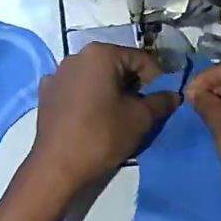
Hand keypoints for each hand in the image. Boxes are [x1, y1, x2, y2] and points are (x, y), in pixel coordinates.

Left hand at [28, 43, 180, 191]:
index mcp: (100, 54)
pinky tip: (93, 119)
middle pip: (116, 66)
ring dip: (111, 91)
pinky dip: (88, 98)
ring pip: (95, 77)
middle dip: (133, 85)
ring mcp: (57, 74)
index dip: (157, 79)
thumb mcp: (140, 118)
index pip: (140, 59)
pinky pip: (76, 90)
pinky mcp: (46, 94)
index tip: (163, 100)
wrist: (57, 167)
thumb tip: (174, 95)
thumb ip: (161, 101)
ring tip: (119, 116)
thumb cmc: (102, 135)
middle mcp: (75, 56)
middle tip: (143, 110)